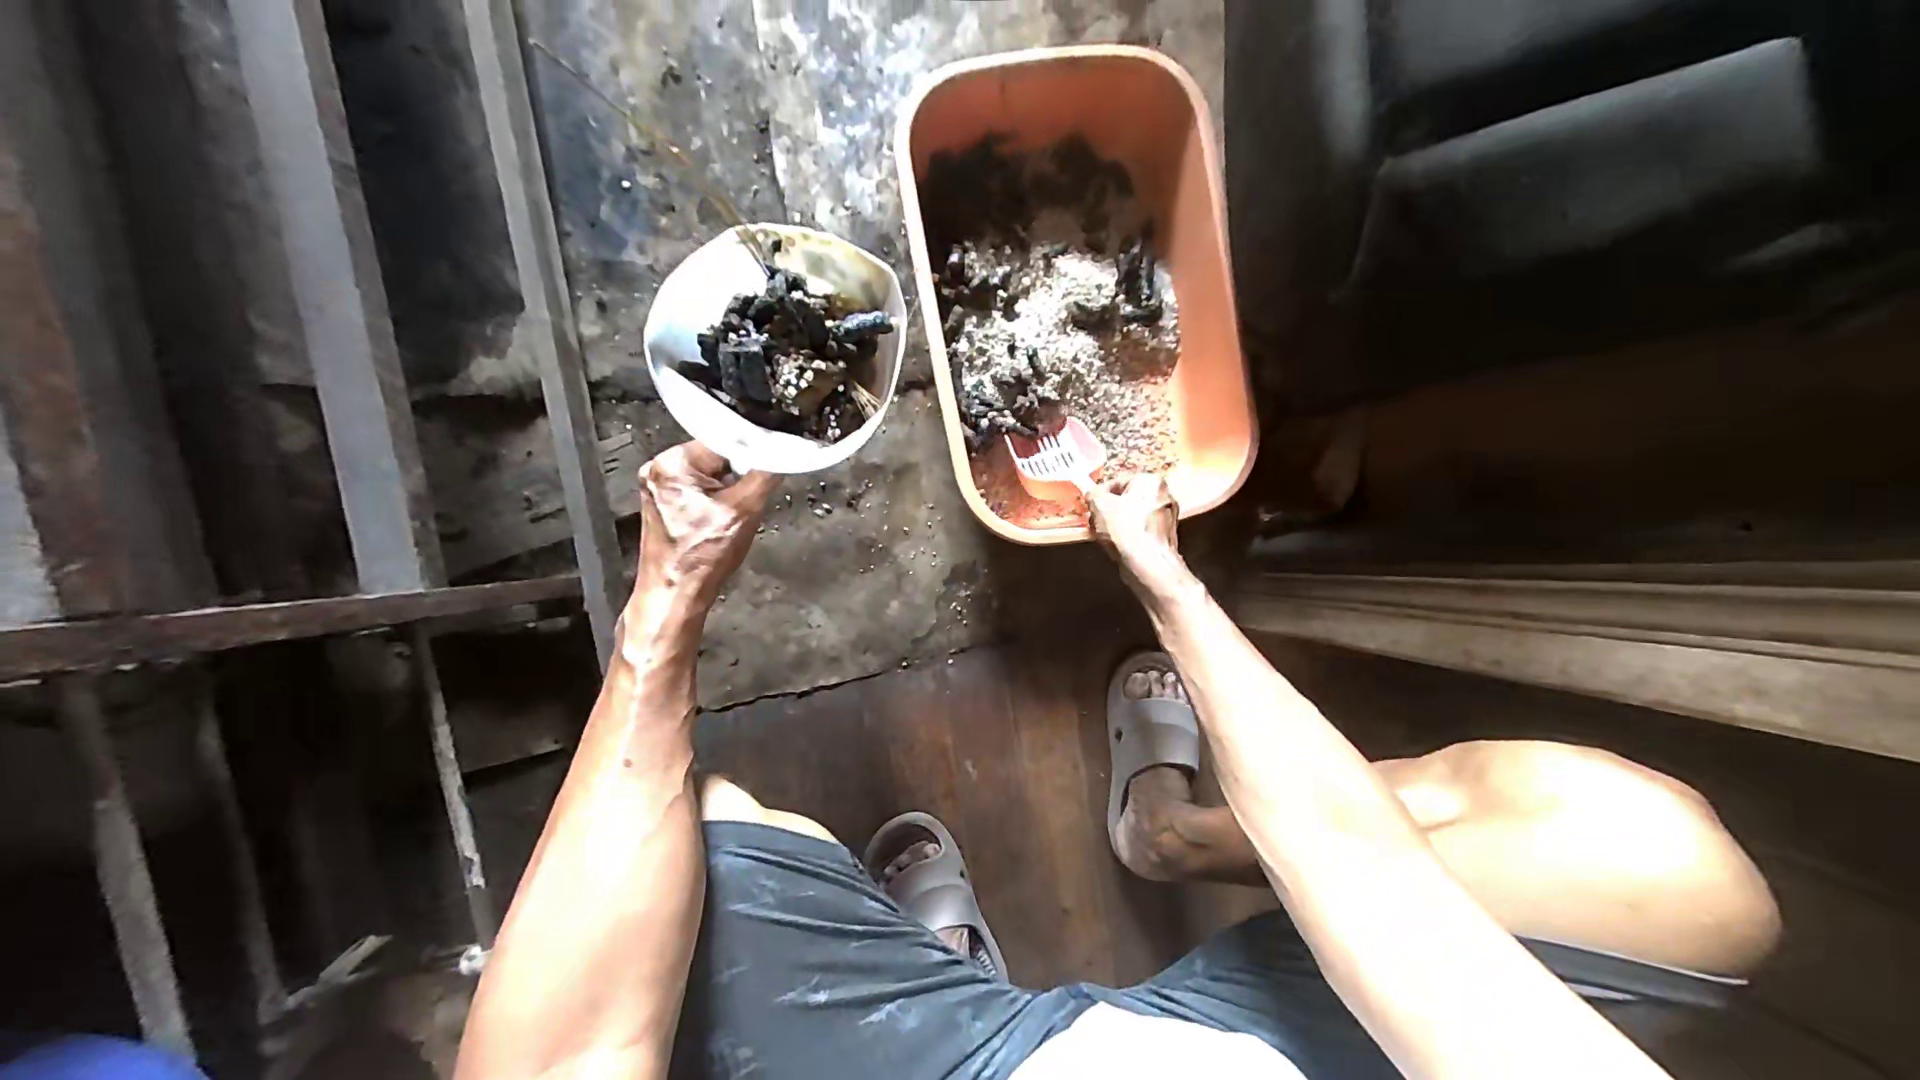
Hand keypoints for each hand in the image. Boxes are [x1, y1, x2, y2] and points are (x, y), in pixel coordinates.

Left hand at [632, 442, 779, 622]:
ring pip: (712, 474)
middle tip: (743, 505)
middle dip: (739, 477)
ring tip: (729, 518)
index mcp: (674, 462)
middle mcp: (660, 468)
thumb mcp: (746, 510)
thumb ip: (766, 473)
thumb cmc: (700, 559)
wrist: (676, 593)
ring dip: (729, 491)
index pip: (726, 440)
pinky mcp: (665, 502)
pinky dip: (717, 502)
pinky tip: (718, 523)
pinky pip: (701, 490)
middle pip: (719, 456)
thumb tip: (784, 451)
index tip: (767, 470)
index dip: (753, 456)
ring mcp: (660, 486)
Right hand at [1086, 474, 1187, 598]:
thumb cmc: (1126, 530)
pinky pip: (1140, 531)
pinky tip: (1118, 545)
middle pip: (1127, 499)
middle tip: (1096, 520)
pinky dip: (1128, 536)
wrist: (1148, 565)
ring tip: (1105, 535)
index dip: (1100, 494)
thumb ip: (1093, 493)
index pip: (1118, 481)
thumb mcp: (1099, 504)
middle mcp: (1164, 496)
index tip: (1091, 506)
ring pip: (1133, 516)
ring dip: (1117, 524)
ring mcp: (1167, 517)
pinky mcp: (1165, 537)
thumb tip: (1093, 495)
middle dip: (1110, 510)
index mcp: (1151, 481)